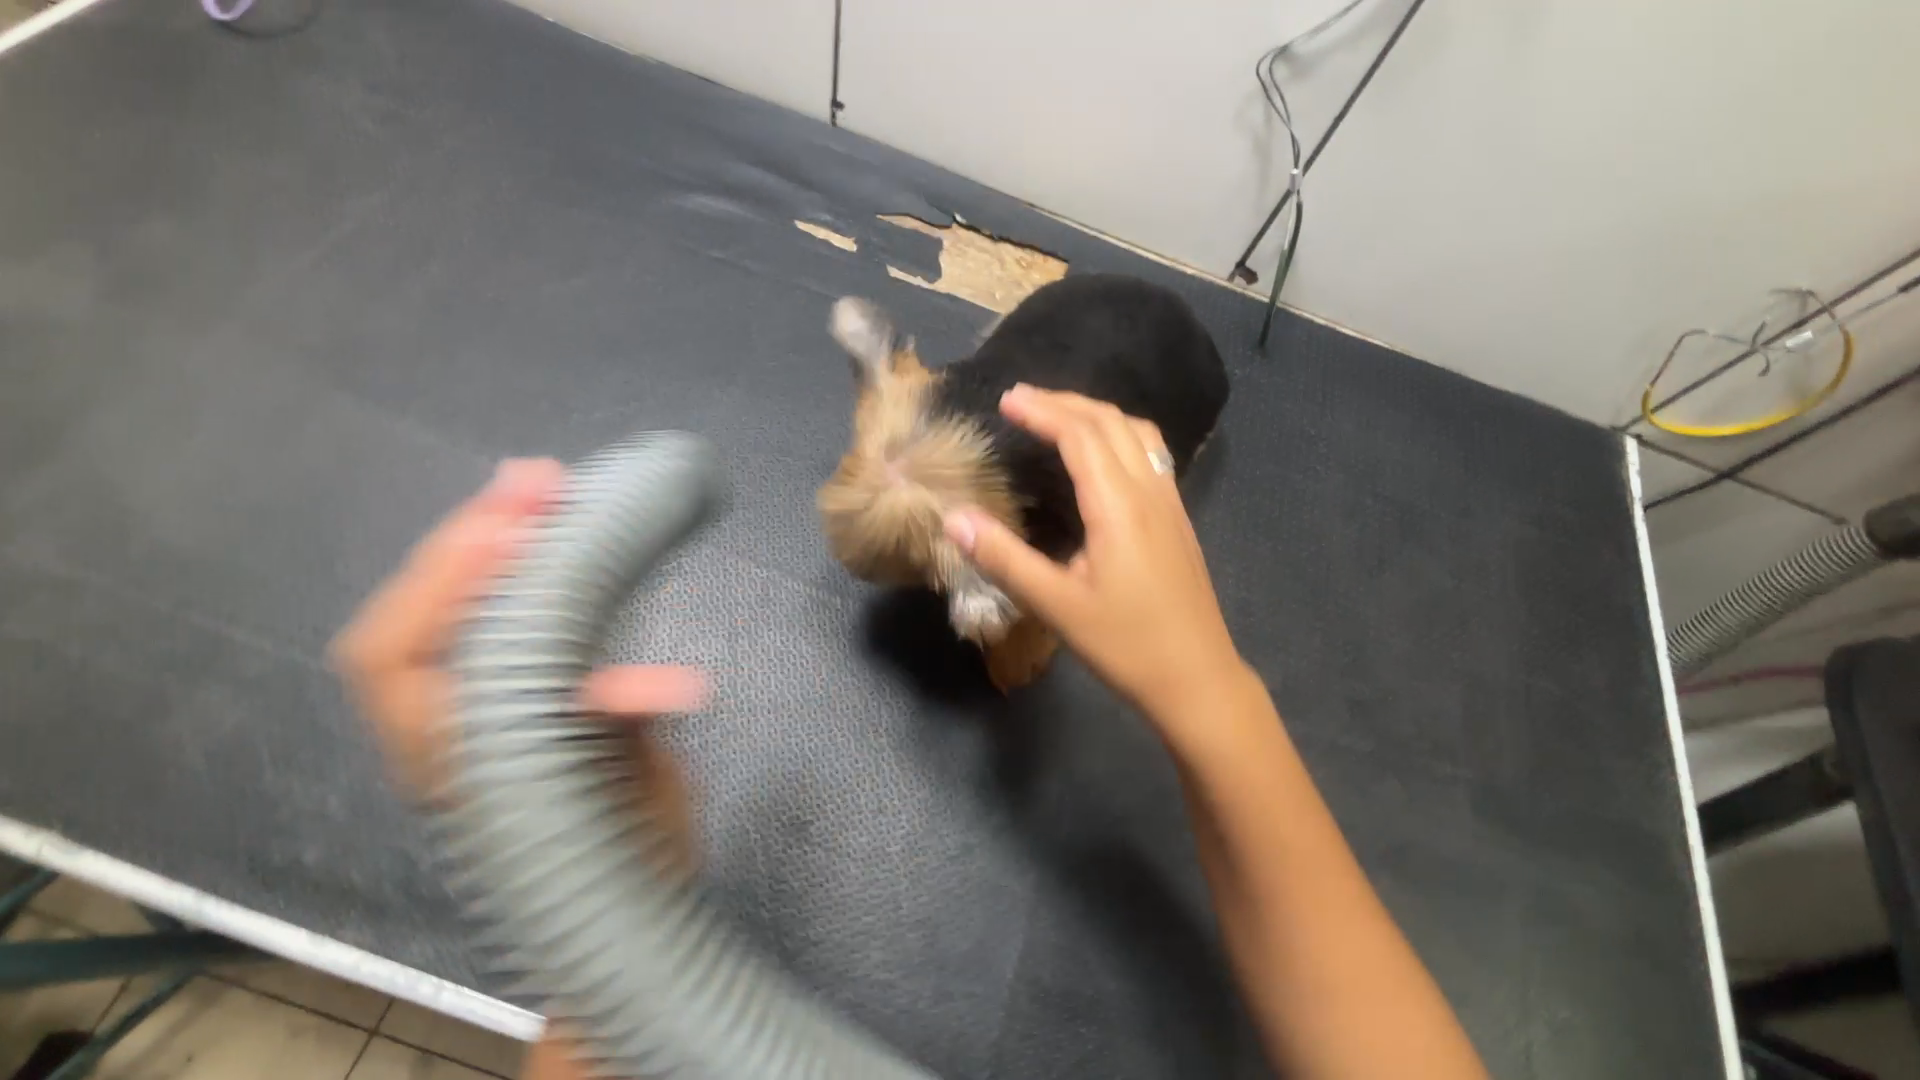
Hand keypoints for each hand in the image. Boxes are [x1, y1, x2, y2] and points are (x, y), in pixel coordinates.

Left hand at [329, 458, 707, 862]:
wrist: (626, 903)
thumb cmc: (625, 862)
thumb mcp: (630, 807)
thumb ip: (624, 741)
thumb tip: (657, 687)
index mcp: (455, 762)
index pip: (395, 662)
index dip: (444, 589)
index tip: (514, 538)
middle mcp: (445, 733)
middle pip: (411, 620)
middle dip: (469, 541)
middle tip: (539, 481)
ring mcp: (475, 714)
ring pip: (448, 616)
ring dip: (491, 544)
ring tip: (542, 490)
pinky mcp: (518, 698)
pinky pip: (496, 621)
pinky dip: (519, 571)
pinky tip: (548, 535)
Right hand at [942, 386, 1248, 723]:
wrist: (1197, 679)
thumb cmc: (1125, 645)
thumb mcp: (1056, 606)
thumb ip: (1004, 559)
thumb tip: (953, 518)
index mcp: (1118, 506)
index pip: (1080, 435)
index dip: (1042, 410)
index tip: (1006, 400)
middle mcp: (1150, 491)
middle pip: (1110, 422)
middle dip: (1065, 402)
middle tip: (1022, 399)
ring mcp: (1171, 503)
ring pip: (1137, 434)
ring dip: (1096, 414)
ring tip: (1059, 416)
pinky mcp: (1179, 519)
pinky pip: (1151, 454)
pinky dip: (1119, 435)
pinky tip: (1103, 457)